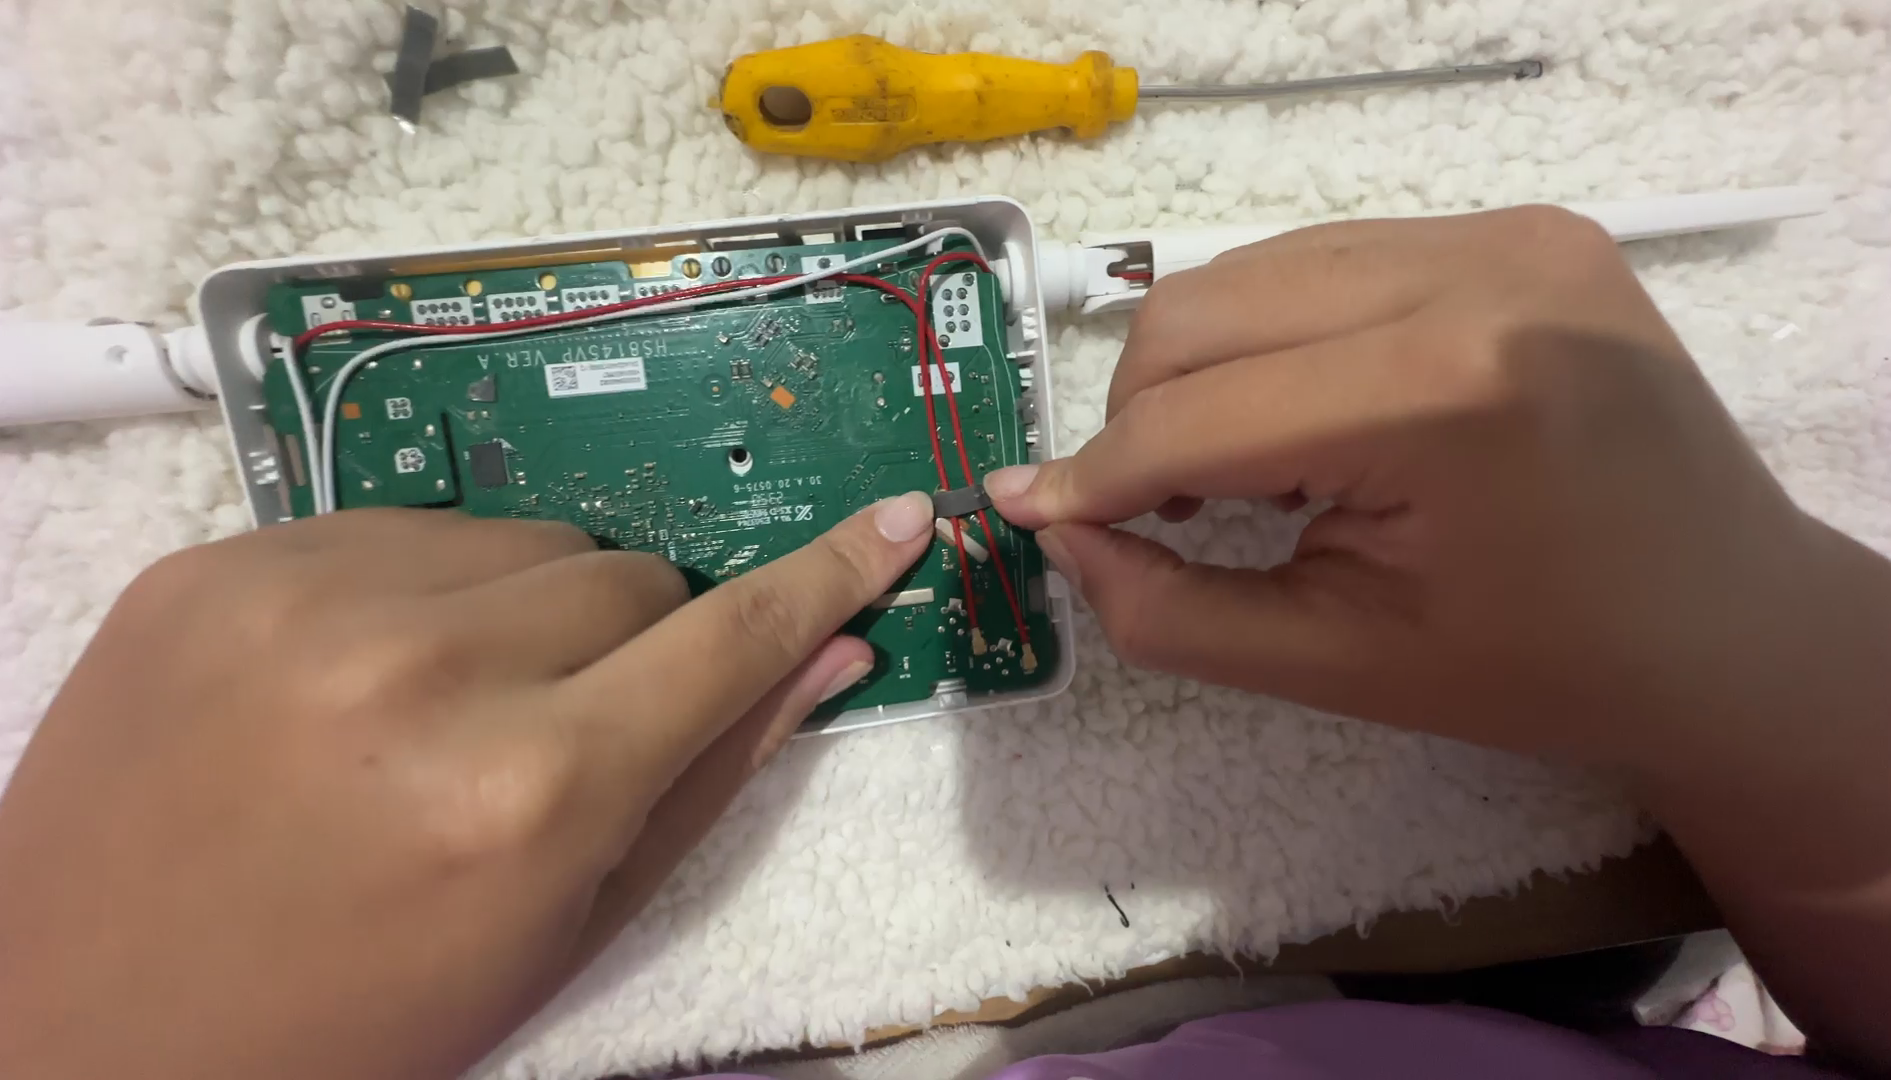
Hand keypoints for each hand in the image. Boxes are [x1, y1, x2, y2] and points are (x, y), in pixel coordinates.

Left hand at [0, 496, 932, 1079]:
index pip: (734, 638)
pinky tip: (382, 665)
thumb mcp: (587, 911)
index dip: (829, 575)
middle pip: (637, 579)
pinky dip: (449, 585)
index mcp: (531, 787)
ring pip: (544, 542)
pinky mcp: (227, 561)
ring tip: (472, 695)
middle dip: (644, 639)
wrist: (73, 1045)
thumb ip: (726, 762)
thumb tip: (840, 650)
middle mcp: (427, 669)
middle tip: (578, 719)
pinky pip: (429, 528)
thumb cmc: (389, 1005)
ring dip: (548, 607)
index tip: (899, 518)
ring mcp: (307, 596)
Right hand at [988, 207, 1829, 762]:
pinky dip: (1251, 344)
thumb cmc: (1527, 671)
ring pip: (1234, 281)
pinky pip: (1301, 268)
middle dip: (1133, 422)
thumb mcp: (1322, 665)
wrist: (1725, 628)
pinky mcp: (1502, 228)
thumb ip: (1161, 607)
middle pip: (1192, 318)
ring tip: (1223, 467)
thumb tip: (1049, 525)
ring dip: (1187, 379)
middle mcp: (1472, 271)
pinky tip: (1286, 413)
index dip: (1093, 476)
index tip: (1026, 511)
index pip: (1193, 418)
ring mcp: (1496, 230)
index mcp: (1441, 393)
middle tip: (1154, 507)